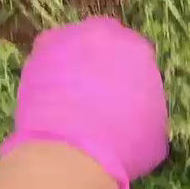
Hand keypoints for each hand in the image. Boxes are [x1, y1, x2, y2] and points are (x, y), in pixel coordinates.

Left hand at [2, 17, 168, 188]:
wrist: (73, 154)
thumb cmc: (125, 146)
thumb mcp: (155, 135)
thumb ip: (149, 113)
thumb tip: (141, 117)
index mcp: (138, 50)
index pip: (138, 55)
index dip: (133, 77)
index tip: (128, 98)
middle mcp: (102, 34)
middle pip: (103, 43)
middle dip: (102, 63)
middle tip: (100, 96)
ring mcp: (64, 40)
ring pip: (72, 49)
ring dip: (74, 69)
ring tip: (73, 103)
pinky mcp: (34, 56)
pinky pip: (48, 64)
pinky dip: (50, 79)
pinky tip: (54, 106)